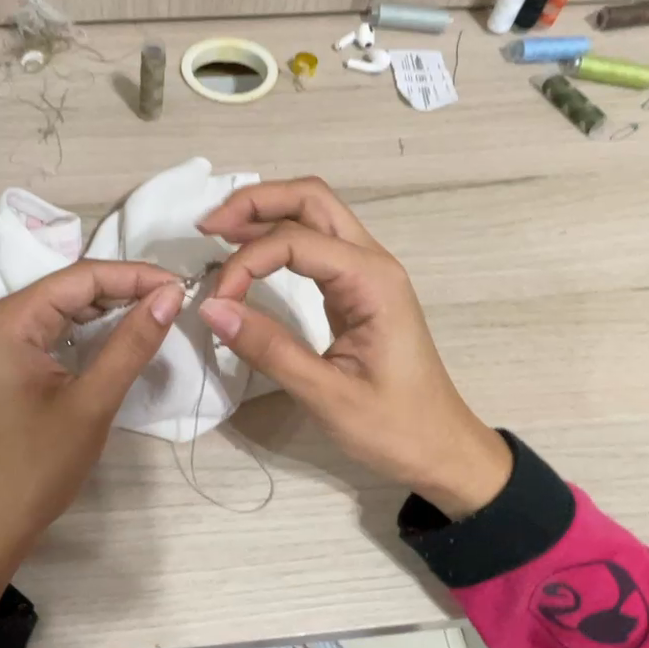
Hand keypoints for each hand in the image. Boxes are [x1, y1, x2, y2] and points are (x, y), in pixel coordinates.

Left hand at [0, 260, 184, 609]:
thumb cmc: (37, 464)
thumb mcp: (92, 401)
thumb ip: (131, 344)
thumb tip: (170, 295)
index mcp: (13, 318)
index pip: (83, 276)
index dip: (135, 275)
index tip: (182, 287)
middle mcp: (5, 318)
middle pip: (75, 287)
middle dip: (127, 289)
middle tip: (178, 301)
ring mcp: (8, 340)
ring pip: (70, 308)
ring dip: (114, 309)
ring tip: (162, 313)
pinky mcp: (16, 362)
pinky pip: (61, 331)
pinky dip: (96, 331)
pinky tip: (128, 335)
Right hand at [196, 178, 512, 517]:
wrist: (442, 448)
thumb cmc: (394, 427)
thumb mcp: (327, 396)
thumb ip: (269, 349)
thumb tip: (211, 308)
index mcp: (372, 282)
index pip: (295, 241)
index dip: (246, 261)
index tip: (217, 302)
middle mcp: (372, 262)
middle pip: (311, 199)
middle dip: (255, 202)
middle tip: (207, 228)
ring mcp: (365, 272)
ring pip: (313, 213)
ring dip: (265, 213)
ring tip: (217, 233)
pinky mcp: (355, 289)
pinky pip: (314, 243)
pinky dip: (277, 238)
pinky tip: (247, 255)